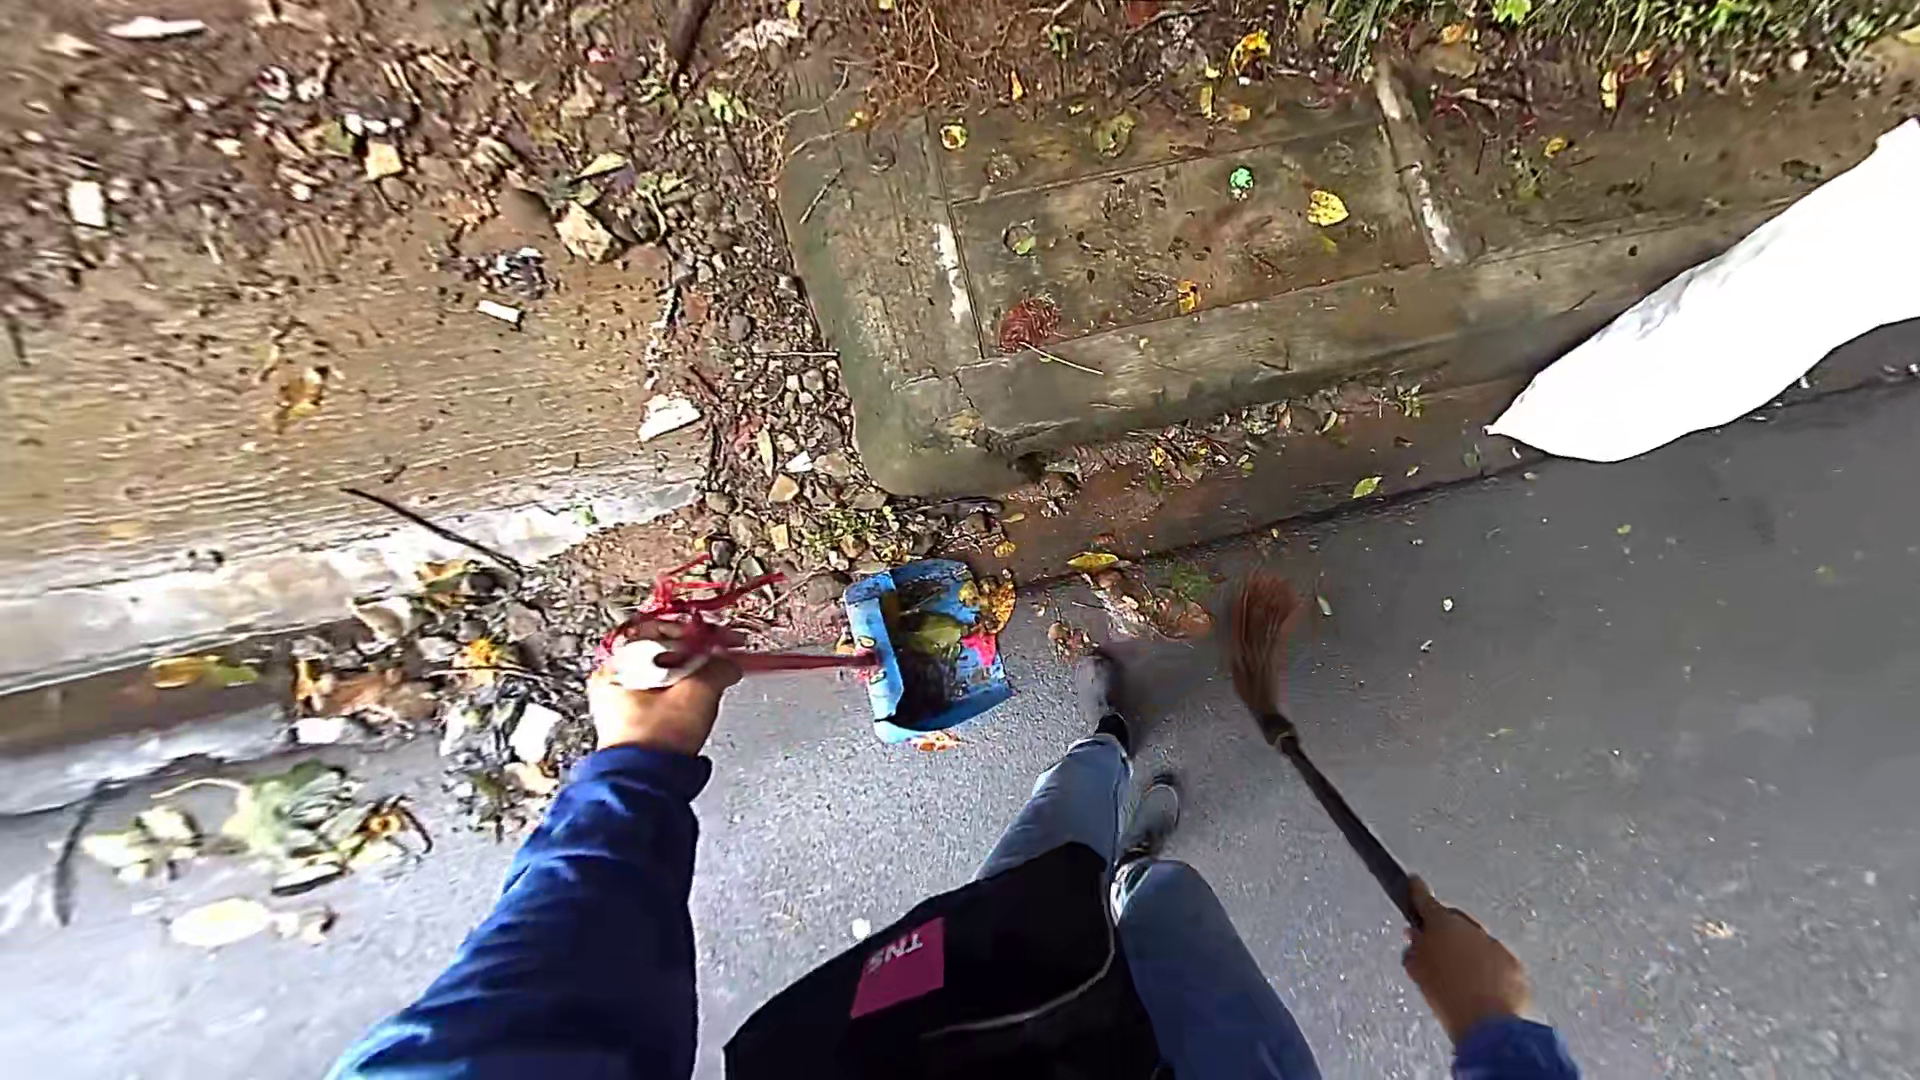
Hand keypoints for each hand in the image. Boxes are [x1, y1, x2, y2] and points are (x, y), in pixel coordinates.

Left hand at [588, 619, 741, 755]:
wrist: (647, 783)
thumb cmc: (658, 739)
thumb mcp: (698, 691)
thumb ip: (719, 666)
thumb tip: (730, 661)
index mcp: (617, 665)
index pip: (659, 628)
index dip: (694, 629)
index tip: (716, 636)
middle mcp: (614, 680)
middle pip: (662, 648)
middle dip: (696, 650)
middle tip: (720, 652)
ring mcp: (622, 700)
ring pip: (665, 670)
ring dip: (693, 668)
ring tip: (715, 672)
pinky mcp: (636, 718)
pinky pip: (663, 689)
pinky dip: (684, 686)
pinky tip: (702, 693)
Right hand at [1402, 878, 1532, 1043]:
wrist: (1489, 1026)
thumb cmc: (1447, 994)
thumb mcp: (1415, 966)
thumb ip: (1414, 945)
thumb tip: (1416, 938)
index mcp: (1440, 921)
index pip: (1423, 897)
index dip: (1415, 889)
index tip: (1414, 882)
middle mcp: (1469, 928)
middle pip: (1452, 920)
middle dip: (1444, 930)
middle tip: (1435, 948)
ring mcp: (1495, 946)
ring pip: (1476, 940)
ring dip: (1468, 950)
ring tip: (1461, 975)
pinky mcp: (1516, 968)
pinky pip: (1497, 960)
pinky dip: (1489, 968)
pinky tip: (1482, 986)